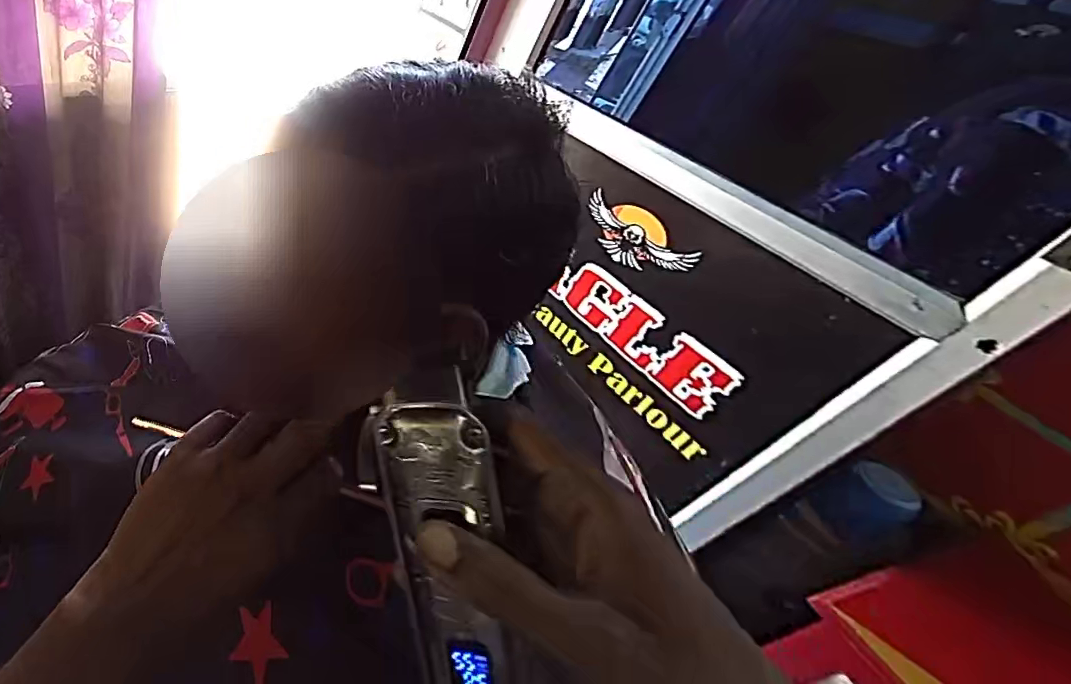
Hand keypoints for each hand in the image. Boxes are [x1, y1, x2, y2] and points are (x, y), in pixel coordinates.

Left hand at [0, 411, 337, 682]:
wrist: (136, 599)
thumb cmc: (200, 606)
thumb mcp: (259, 577)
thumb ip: (285, 533)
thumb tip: (301, 503)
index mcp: (276, 527)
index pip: (322, 480)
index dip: (333, 469)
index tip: (332, 465)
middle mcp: (251, 485)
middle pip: (299, 435)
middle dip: (317, 424)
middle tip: (320, 418)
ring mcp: (214, 462)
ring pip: (259, 417)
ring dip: (275, 415)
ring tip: (280, 413)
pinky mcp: (182, 451)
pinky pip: (217, 419)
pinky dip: (233, 418)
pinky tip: (236, 423)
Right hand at [414, 413, 783, 683]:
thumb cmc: (685, 675)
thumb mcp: (594, 637)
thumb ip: (507, 586)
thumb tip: (424, 534)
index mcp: (589, 500)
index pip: (515, 428)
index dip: (461, 414)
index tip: (404, 417)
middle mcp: (577, 510)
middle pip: (498, 465)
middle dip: (444, 465)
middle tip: (385, 469)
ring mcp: (573, 546)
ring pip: (500, 509)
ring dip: (455, 510)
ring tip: (396, 508)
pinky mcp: (571, 580)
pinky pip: (511, 549)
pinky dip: (475, 549)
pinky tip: (437, 559)